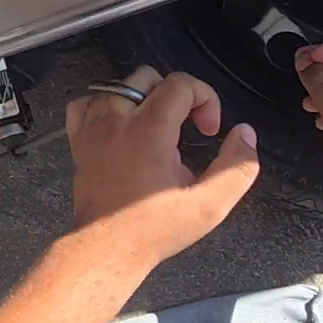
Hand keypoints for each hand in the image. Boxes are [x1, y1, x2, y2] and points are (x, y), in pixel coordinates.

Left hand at [65, 66, 260, 260]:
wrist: (108, 246)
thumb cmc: (154, 228)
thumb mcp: (211, 204)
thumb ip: (236, 165)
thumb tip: (244, 134)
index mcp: (148, 130)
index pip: (180, 83)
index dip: (205, 98)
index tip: (208, 130)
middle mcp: (116, 121)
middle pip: (147, 76)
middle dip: (175, 94)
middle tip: (185, 126)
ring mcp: (92, 128)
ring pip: (116, 85)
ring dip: (142, 98)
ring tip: (156, 127)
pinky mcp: (78, 140)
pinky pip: (84, 104)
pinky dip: (103, 105)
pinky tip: (120, 125)